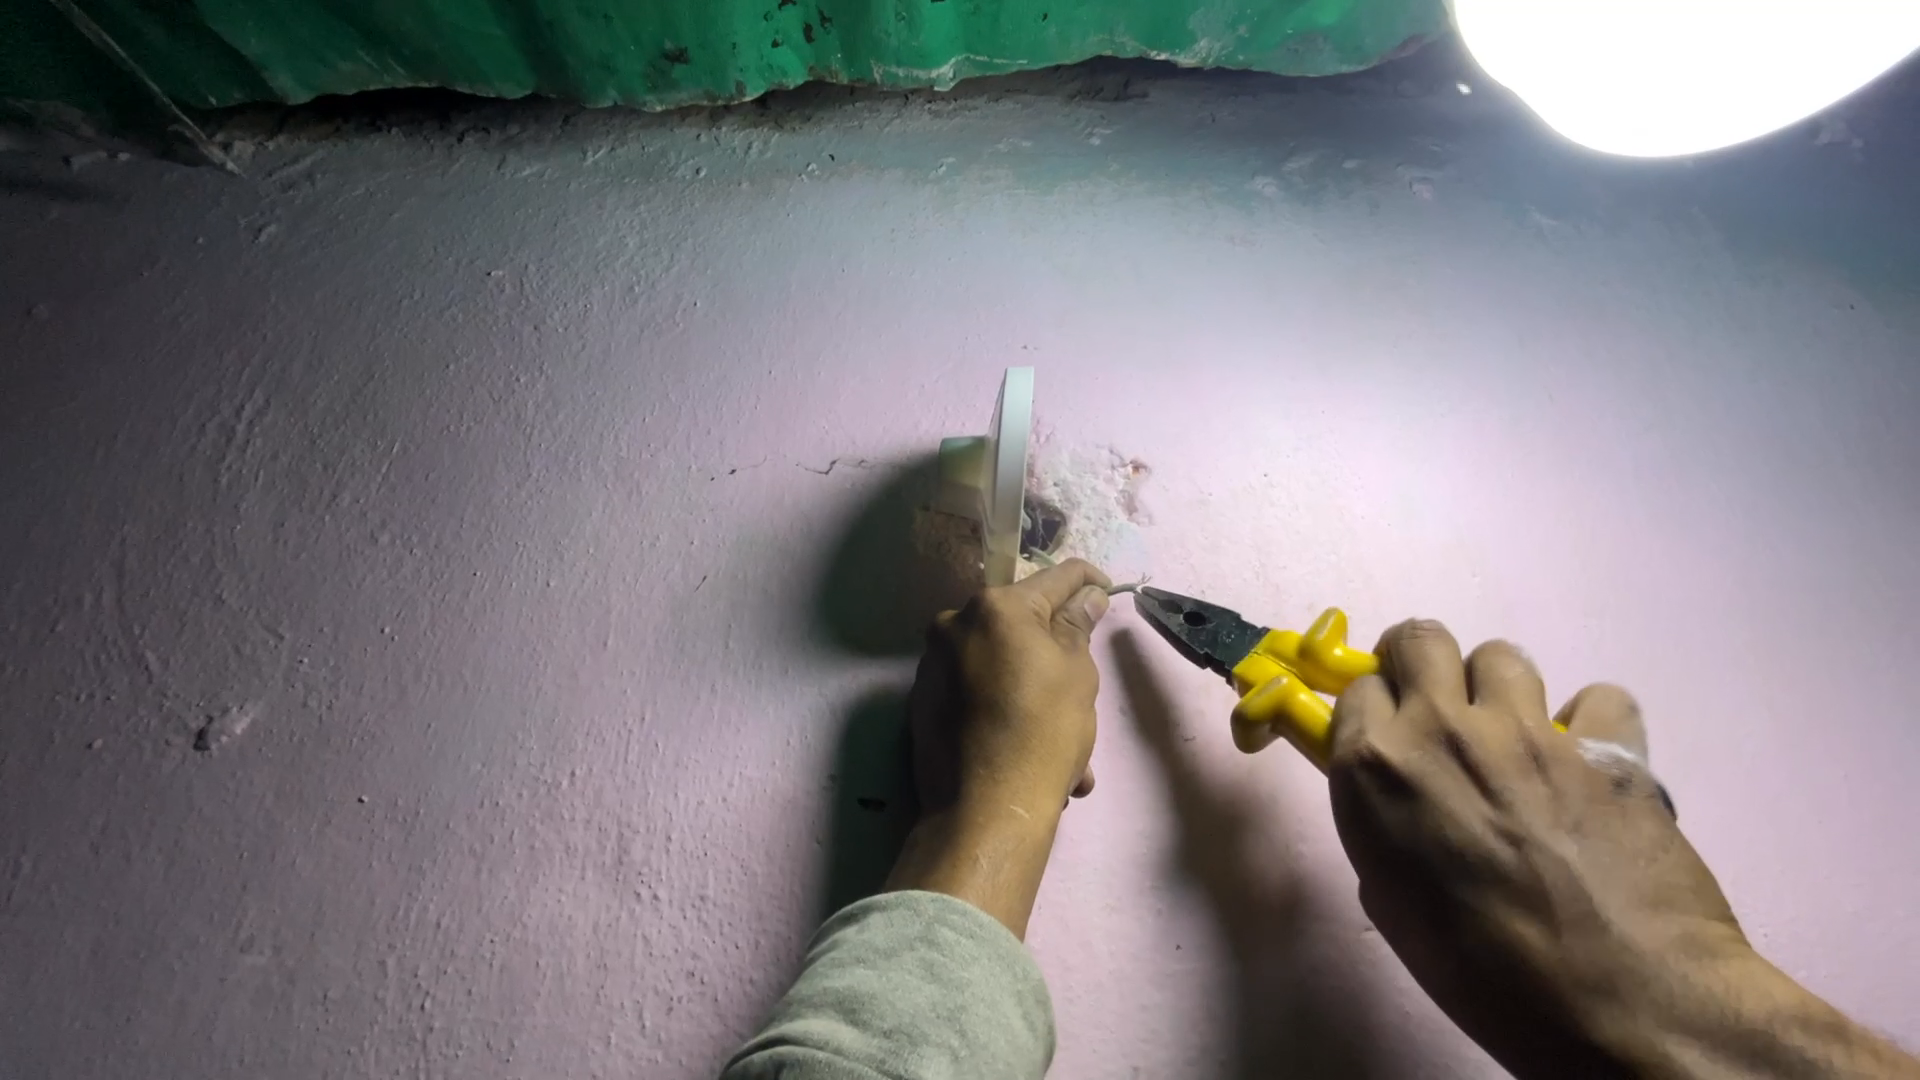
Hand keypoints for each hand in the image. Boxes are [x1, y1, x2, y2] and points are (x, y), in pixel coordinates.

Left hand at [884, 559, 1111, 937]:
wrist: (983, 810)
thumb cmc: (1043, 731)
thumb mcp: (1077, 673)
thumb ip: (1077, 625)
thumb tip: (1085, 596)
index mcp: (994, 607)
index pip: (1054, 578)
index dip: (1087, 580)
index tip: (1105, 589)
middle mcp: (953, 624)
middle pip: (1019, 623)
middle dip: (1055, 651)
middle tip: (1085, 686)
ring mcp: (933, 663)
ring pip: (999, 663)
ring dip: (1033, 689)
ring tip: (1066, 741)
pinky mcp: (923, 699)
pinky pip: (976, 691)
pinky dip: (1003, 707)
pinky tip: (1031, 747)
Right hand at [1329, 620, 1919, 1077]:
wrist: (1622, 1006)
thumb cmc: (1477, 967)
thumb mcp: (1387, 890)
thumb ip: (1379, 816)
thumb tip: (1396, 793)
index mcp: (1373, 763)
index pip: (1357, 687)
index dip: (1373, 709)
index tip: (1385, 733)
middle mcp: (1439, 728)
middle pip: (1418, 638)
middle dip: (1419, 660)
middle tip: (1434, 701)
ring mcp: (1526, 732)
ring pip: (1501, 655)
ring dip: (1498, 687)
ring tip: (1512, 735)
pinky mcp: (1608, 748)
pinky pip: (1601, 698)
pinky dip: (1594, 723)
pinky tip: (1591, 762)